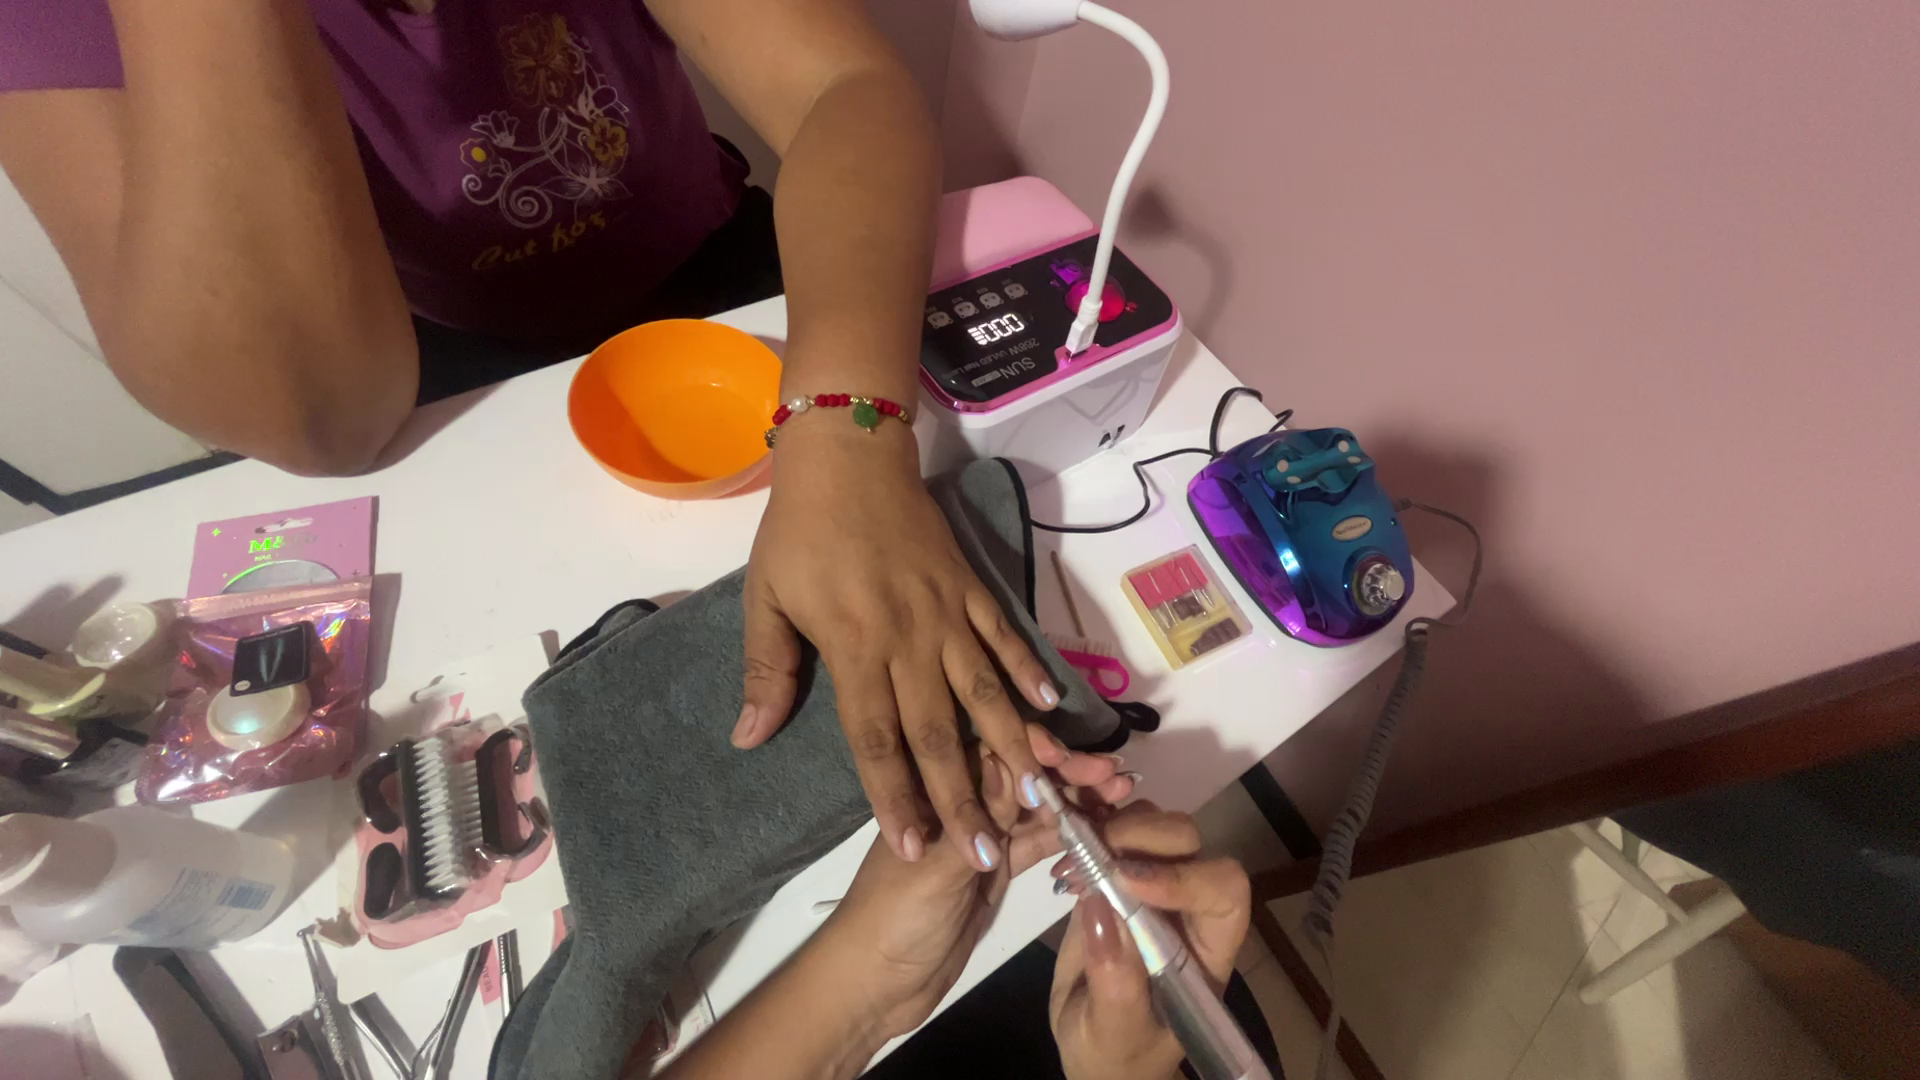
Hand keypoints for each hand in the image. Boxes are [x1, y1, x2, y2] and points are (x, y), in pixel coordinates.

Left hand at [736, 417, 1061, 869]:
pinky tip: (1046, 704)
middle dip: (960, 797)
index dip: (894, 797)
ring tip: (1036, 794)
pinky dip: (1025, 670)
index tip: (914, 848)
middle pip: (937, 731)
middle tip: (984, 854)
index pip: (877, 739)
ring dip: (1007, 746)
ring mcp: (948, 613)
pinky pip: (1003, 635)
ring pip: (982, 690)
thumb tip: (749, 739)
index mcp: (855, 647)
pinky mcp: (971, 587)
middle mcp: (910, 639)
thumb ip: (767, 670)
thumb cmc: (800, 534)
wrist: (848, 461)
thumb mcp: (765, 599)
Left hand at [816, 727, 1134, 1039]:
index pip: (990, 750)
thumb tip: (1011, 759)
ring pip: (1034, 808)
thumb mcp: (936, 866)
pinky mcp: (996, 867)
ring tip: (1119, 793)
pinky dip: (1067, 836)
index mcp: (934, 787)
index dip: (1030, 747)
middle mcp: (962, 800)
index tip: (1069, 756)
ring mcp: (981, 835)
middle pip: (1019, 775)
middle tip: (1112, 774)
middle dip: (1065, 772)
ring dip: (1074, 800)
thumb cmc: (893, 917)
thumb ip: (977, 818)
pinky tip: (1101, 827)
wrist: (875, 984)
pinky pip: (1036, 843)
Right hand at [1049, 805, 1251, 1079]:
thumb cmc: (1116, 1053)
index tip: (1126, 882)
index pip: (1223, 892)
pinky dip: (1090, 820)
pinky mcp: (1117, 865)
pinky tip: (1065, 844)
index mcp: (1205, 948)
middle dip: (1137, 837)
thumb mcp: (1113, 1036)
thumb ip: (1116, 986)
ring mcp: (1152, 878)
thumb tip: (1100, 910)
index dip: (1182, 877)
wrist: (1094, 1042)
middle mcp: (1187, 903)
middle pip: (1186, 841)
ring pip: (1153, 821)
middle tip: (1086, 857)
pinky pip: (1115, 821)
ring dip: (1110, 826)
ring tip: (1069, 861)